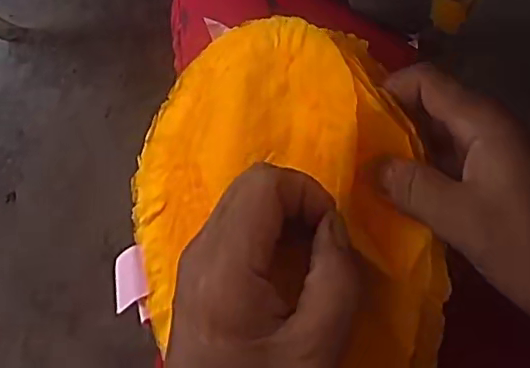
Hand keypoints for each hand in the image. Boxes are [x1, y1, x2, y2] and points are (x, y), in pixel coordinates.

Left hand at [165, 163, 362, 367]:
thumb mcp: (316, 348)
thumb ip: (336, 275)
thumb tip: (332, 226)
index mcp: (224, 264)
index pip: (265, 181)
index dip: (307, 193)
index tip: (330, 233)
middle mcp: (200, 251)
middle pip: (251, 185)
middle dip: (296, 202)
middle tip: (320, 245)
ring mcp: (193, 262)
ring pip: (243, 201)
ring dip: (282, 218)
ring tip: (305, 262)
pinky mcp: (196, 277)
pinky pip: (235, 227)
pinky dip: (265, 234)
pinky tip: (281, 275)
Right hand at [373, 65, 529, 340]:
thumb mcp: (467, 221)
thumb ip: (415, 188)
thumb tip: (372, 164)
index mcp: (482, 121)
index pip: (426, 80)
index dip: (389, 88)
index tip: (356, 115)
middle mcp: (492, 126)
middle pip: (434, 105)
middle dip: (395, 122)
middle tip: (357, 148)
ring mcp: (504, 153)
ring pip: (447, 136)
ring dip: (413, 150)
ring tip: (375, 174)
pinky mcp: (511, 179)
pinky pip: (462, 161)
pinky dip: (435, 171)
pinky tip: (415, 198)